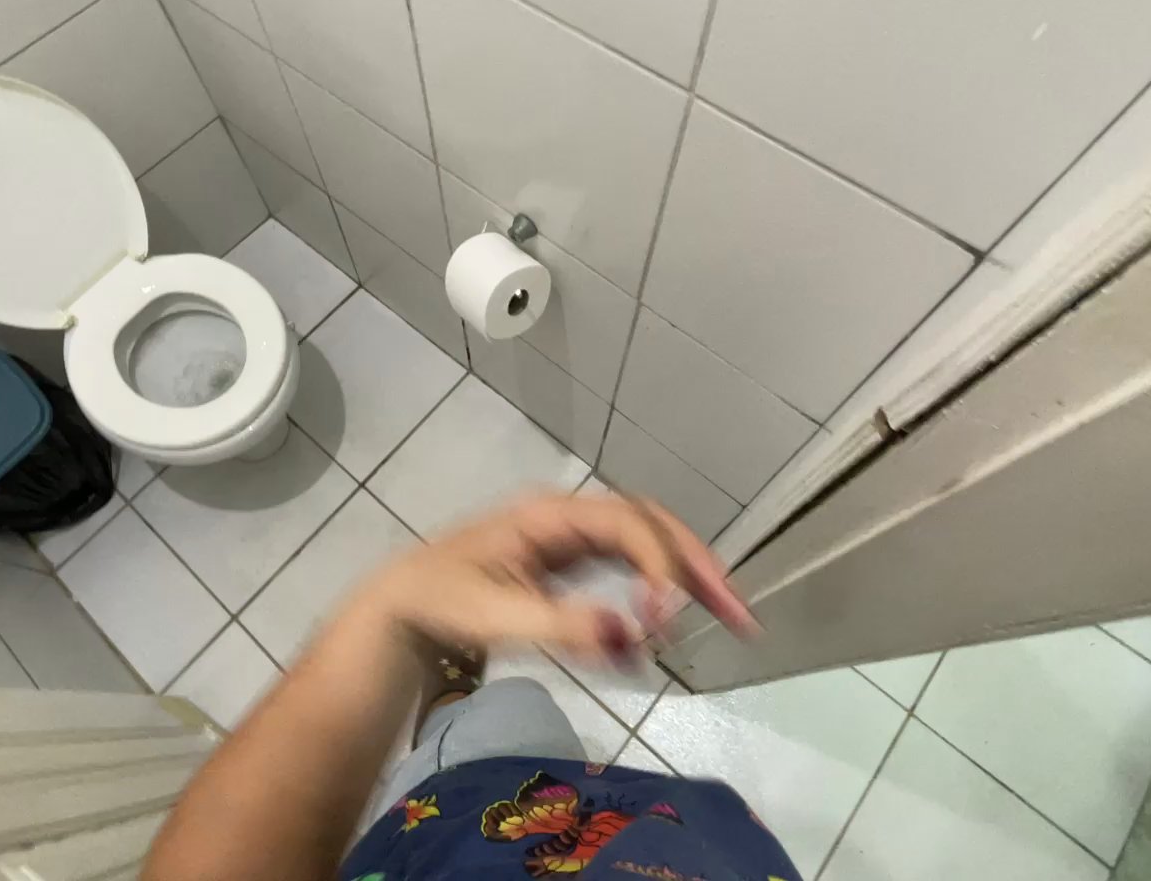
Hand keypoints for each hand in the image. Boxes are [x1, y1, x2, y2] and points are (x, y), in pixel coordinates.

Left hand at [351, 490, 759, 665]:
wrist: (410, 602)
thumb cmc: (444, 598)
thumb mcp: (494, 614)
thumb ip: (560, 624)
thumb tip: (630, 634)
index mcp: (549, 515)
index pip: (625, 523)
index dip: (656, 562)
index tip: (667, 616)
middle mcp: (568, 518)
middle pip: (648, 526)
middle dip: (695, 563)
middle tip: (740, 612)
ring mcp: (571, 539)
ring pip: (644, 545)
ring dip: (686, 576)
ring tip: (730, 617)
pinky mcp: (571, 564)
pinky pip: (626, 569)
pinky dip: (654, 592)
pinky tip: (669, 626)